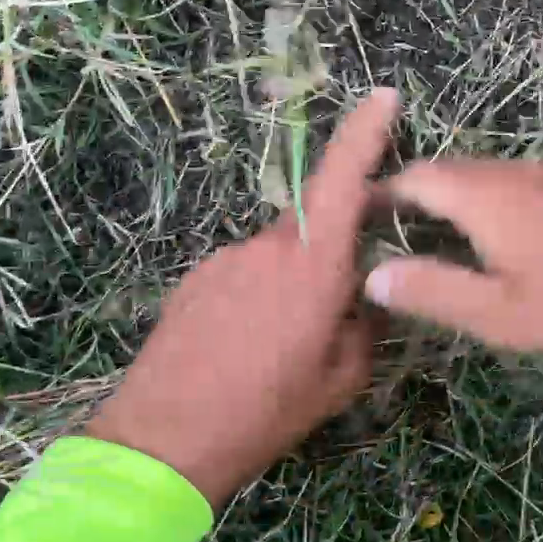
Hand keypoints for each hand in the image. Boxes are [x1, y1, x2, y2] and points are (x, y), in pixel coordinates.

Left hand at [86, 89, 398, 505]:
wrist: (159, 446)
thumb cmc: (266, 411)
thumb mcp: (341, 378)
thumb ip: (367, 325)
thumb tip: (372, 296)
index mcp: (314, 264)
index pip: (344, 177)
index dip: (365, 130)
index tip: (383, 95)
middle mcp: (270, 246)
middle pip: (318, 222)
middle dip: (336, 249)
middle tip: (336, 308)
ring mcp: (227, 257)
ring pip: (281, 251)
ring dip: (294, 280)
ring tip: (280, 343)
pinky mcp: (197, 276)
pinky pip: (246, 269)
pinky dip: (259, 293)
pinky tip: (243, 344)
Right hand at [362, 159, 542, 358]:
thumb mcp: (499, 315)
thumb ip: (433, 290)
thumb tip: (373, 273)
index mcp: (486, 195)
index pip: (415, 176)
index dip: (377, 195)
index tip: (351, 225)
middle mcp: (511, 172)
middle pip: (444, 171)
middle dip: (407, 197)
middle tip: (378, 239)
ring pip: (476, 176)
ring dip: (443, 200)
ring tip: (419, 243)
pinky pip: (504, 183)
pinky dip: (476, 202)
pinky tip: (477, 241)